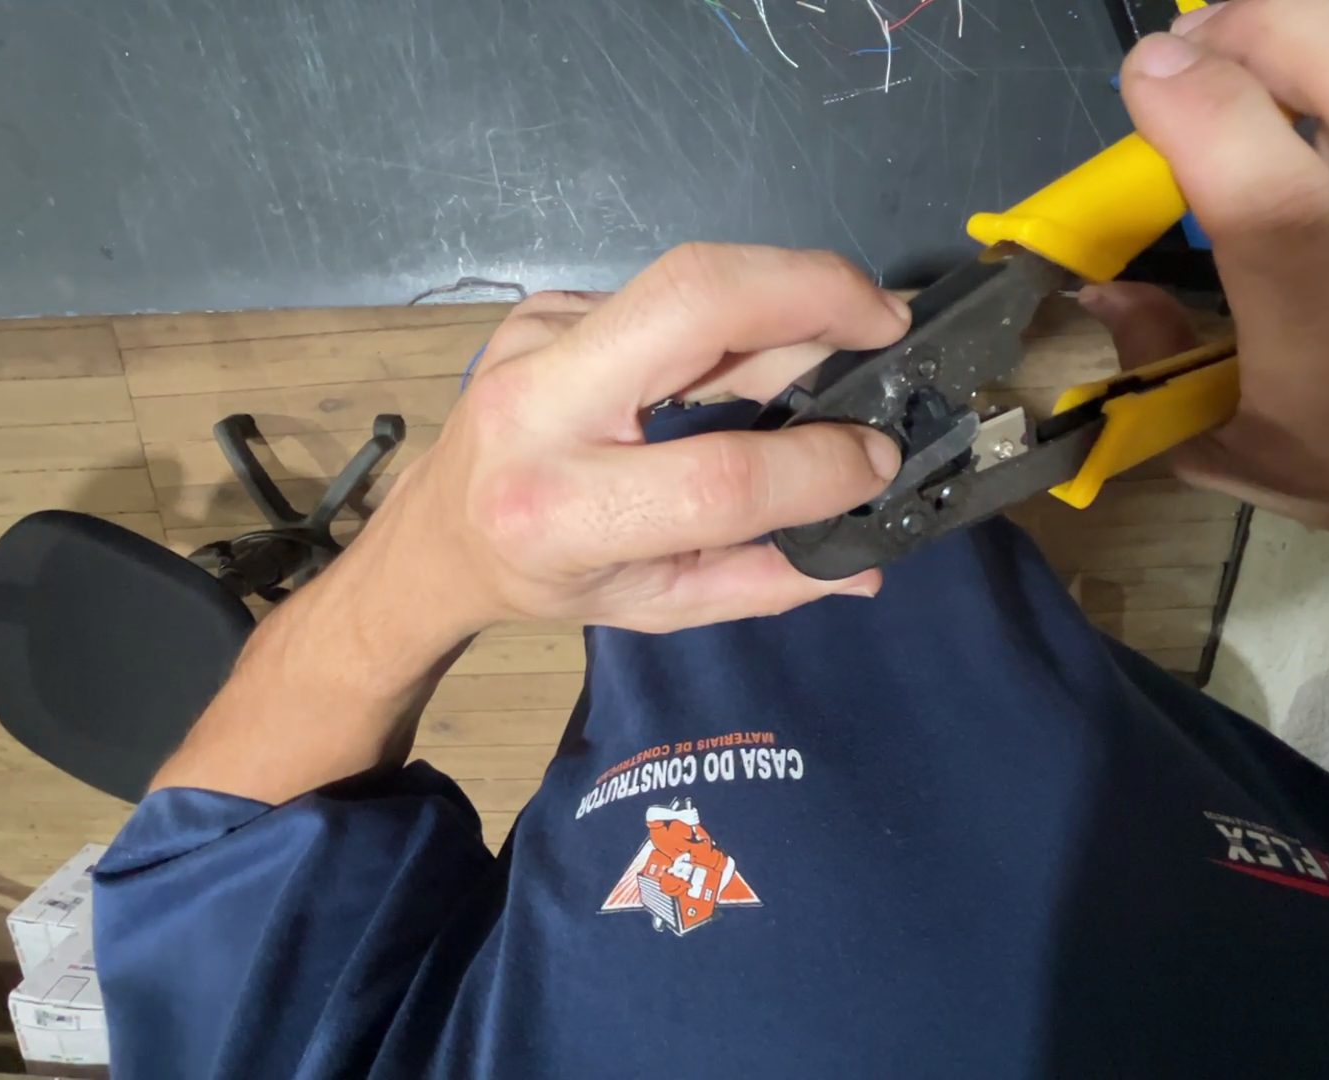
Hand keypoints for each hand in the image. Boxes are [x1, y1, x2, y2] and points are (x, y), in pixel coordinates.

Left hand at [367, 244, 907, 634]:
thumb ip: (759, 584)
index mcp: (564, 512)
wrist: (439, 533)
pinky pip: (663, 296)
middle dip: (813, 293)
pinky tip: (761, 345)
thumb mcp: (651, 604)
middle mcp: (540, 409)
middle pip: (695, 303)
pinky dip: (733, 313)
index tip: (877, 457)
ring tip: (848, 330)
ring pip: (685, 280)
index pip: (718, 477)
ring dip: (785, 293)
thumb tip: (867, 564)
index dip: (817, 466)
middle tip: (888, 321)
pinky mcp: (544, 309)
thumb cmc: (546, 582)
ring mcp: (536, 341)